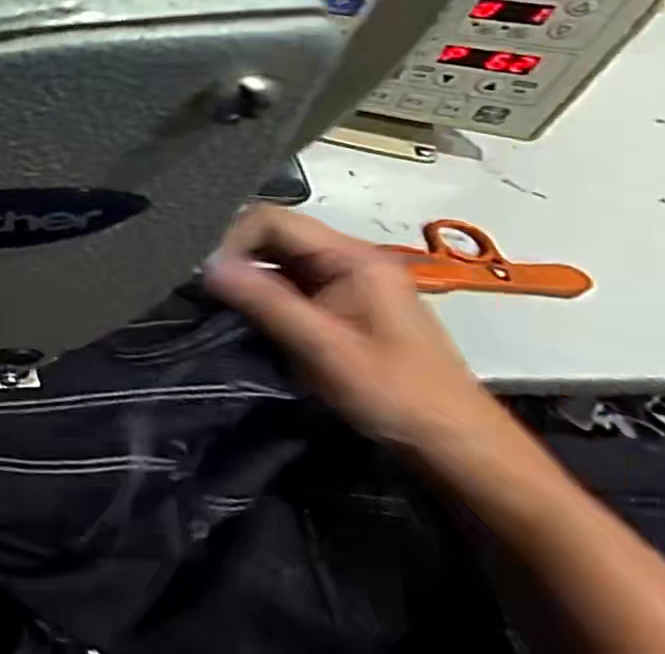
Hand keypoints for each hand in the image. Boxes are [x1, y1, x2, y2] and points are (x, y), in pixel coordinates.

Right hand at [199, 205, 509, 455]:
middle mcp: (350, 257)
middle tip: (210, 289)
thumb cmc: (394, 394)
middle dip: (238, 256)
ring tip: (224, 302)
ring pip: (280, 258)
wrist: (456, 445)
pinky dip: (266, 292)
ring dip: (250, 276)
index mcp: (353, 256)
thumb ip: (265, 301)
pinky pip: (291, 281)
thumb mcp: (322, 347)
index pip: (273, 218)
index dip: (233, 239)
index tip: (209, 276)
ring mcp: (349, 278)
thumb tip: (208, 264)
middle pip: (276, 233)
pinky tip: (252, 314)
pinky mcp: (344, 301)